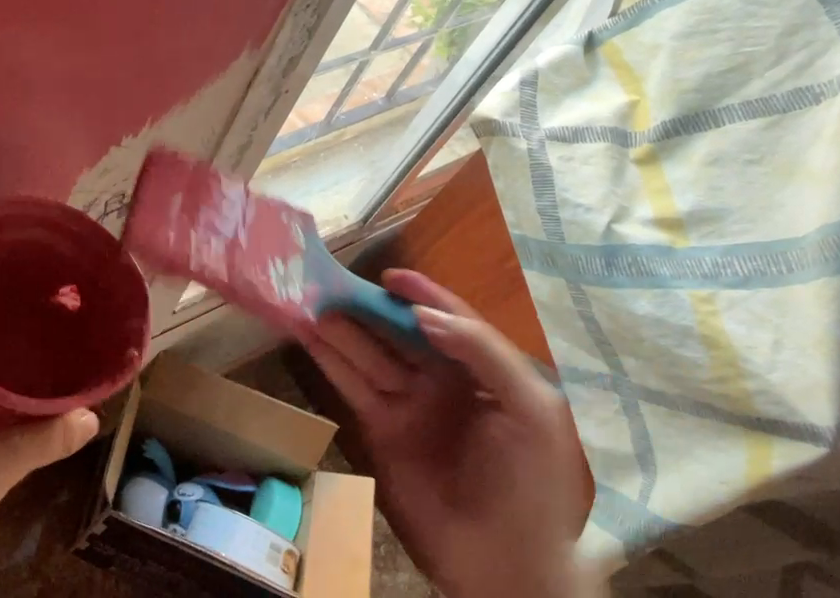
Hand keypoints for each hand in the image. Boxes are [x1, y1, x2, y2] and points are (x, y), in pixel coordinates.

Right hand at [306, 270, 584, 597]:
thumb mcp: (532, 412)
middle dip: (370, 306)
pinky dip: (328, 359)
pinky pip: (352, 384)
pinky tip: (306, 335)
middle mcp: (446, 381)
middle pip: (401, 332)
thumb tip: (425, 318)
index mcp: (487, 373)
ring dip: (341, 327)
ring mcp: (411, 404)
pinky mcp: (381, 428)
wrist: (504, 563)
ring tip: (308, 300)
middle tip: (331, 281)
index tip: (390, 276)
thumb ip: (485, 354)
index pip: (453, 321)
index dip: (424, 295)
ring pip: (370, 353)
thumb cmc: (531, 485)